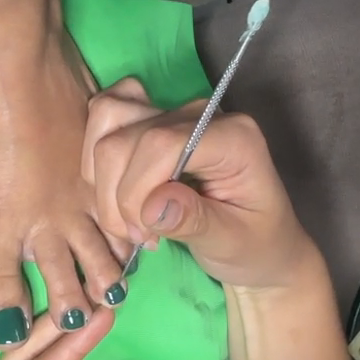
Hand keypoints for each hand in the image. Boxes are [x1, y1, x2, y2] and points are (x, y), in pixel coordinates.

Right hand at [83, 78, 317, 289]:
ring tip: (129, 220)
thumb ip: (194, 222)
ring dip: (103, 180)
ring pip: (106, 122)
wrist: (260, 245)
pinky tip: (119, 201)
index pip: (161, 143)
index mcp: (232, 136)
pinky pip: (103, 126)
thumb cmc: (255, 246)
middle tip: (140, 238)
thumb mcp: (233, 243)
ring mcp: (171, 113)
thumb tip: (150, 208)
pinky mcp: (150, 122)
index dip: (137, 190)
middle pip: (125, 135)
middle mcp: (199, 114)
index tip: (145, 235)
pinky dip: (99, 168)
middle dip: (117, 195)